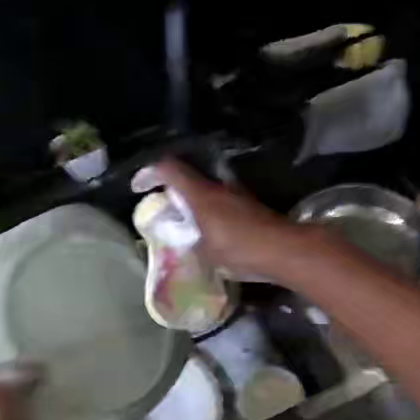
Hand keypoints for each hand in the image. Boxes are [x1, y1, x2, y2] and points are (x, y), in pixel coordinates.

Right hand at [132, 158, 310, 281]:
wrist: (281, 249)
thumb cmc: (238, 249)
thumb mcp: (203, 251)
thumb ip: (189, 240)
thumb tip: (182, 238)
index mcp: (200, 194)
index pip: (169, 168)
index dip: (150, 172)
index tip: (138, 185)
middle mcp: (217, 187)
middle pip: (188, 177)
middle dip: (172, 188)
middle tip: (162, 206)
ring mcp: (235, 195)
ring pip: (205, 190)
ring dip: (192, 200)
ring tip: (184, 221)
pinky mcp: (248, 206)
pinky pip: (220, 202)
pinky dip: (208, 211)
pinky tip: (208, 230)